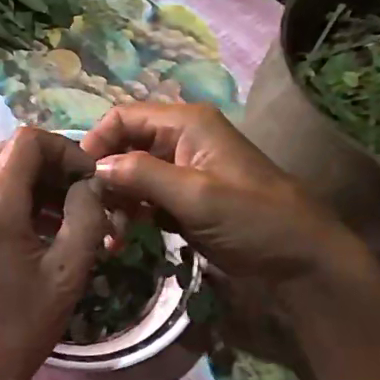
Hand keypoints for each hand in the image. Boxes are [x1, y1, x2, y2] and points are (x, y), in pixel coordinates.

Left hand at [0, 128, 107, 379]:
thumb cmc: (25, 324)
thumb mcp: (69, 269)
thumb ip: (86, 214)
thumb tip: (89, 182)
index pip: (28, 141)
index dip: (66, 150)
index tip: (90, 181)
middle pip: (13, 151)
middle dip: (54, 165)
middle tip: (85, 196)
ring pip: (3, 170)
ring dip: (40, 182)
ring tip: (73, 215)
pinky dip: (22, 197)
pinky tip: (48, 227)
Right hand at [80, 103, 364, 282]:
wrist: (301, 261)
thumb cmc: (254, 219)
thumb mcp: (195, 195)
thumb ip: (142, 175)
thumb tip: (95, 168)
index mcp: (186, 124)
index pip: (122, 117)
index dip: (96, 143)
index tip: (78, 180)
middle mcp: (179, 140)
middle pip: (122, 147)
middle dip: (103, 178)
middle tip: (92, 215)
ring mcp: (181, 170)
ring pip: (129, 175)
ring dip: (114, 201)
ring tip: (110, 235)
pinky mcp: (182, 199)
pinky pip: (143, 198)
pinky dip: (129, 215)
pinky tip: (121, 238)